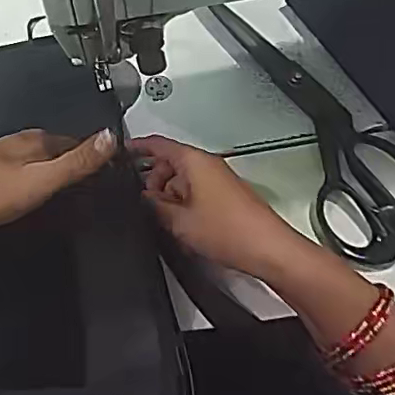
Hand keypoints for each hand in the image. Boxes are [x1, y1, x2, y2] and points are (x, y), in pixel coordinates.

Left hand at [0, 129, 116, 256]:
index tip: (108, 162)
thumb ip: (77, 162)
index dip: (93, 152)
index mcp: (33, 141)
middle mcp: (16, 143)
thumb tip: (108, 138)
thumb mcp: (42, 180)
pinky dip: (33, 178)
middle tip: (92, 174)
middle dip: (73, 159)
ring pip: (35, 158)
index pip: (74, 140)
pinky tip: (31, 191)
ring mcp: (0, 158)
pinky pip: (20, 171)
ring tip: (66, 183)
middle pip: (55, 148)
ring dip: (52, 168)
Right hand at [131, 135, 304, 277]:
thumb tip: (146, 201)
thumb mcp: (179, 221)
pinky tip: (186, 226)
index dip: (137, 147)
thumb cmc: (234, 232)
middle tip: (146, 201)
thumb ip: (155, 207)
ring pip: (184, 179)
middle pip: (170, 162)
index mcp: (194, 161)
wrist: (270, 250)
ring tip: (169, 220)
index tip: (125, 151)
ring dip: (171, 195)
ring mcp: (219, 179)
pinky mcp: (228, 195)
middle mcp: (208, 164)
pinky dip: (186, 203)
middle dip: (154, 180)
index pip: (158, 144)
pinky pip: (198, 191)